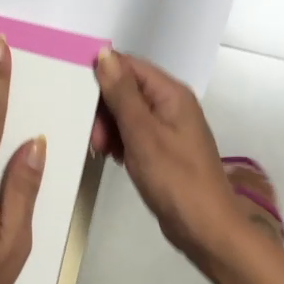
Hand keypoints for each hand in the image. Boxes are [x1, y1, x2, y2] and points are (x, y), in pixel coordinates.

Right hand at [91, 50, 244, 261]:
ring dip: (109, 126)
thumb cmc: (174, 178)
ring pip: (128, 112)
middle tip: (94, 137)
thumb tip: (104, 54)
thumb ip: (121, 93)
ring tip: (102, 150)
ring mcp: (169, 128)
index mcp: (171, 93)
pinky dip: (120, 141)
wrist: (206, 229)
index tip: (77, 97)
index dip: (102, 76)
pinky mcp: (164, 150)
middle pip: (127, 88)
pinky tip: (112, 157)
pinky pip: (135, 133)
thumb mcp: (142, 133)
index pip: (128, 66)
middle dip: (104, 108)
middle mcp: (172, 104)